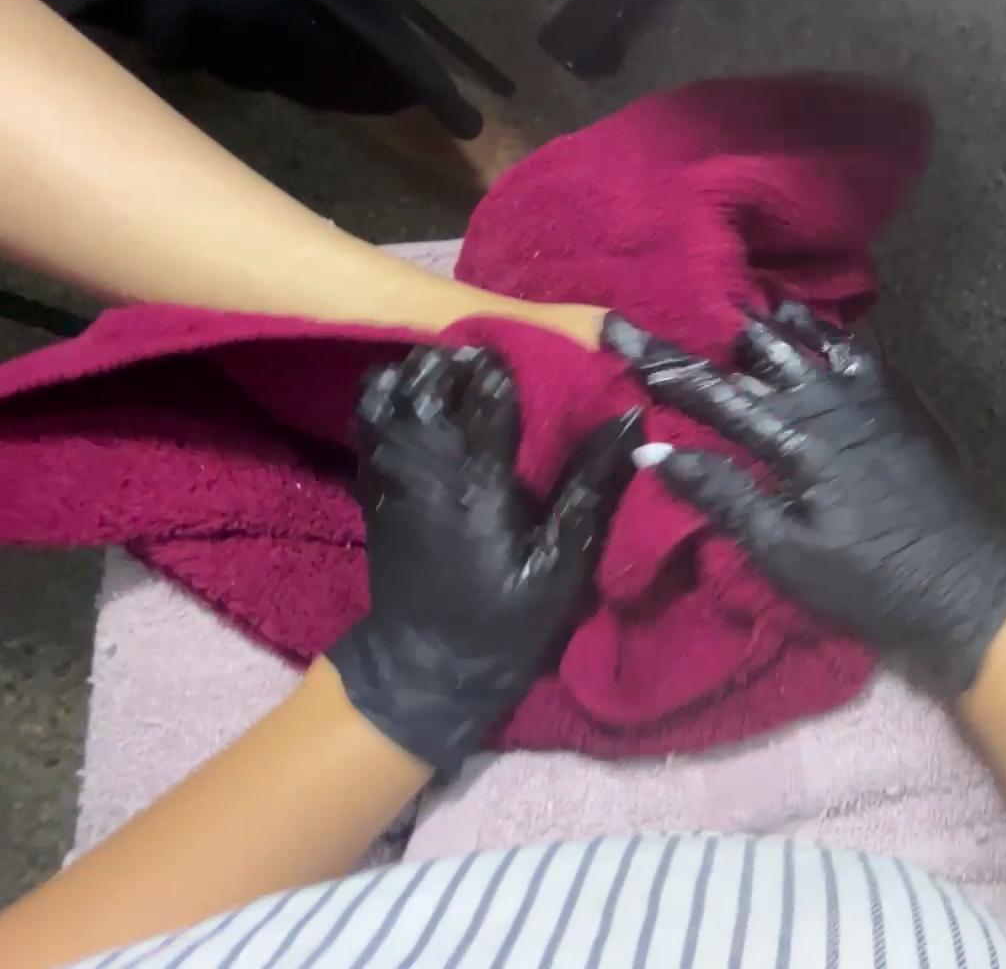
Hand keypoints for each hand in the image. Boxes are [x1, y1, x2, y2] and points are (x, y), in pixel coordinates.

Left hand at [327, 346, 644, 769]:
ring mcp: (391, 476)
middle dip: (463, 357)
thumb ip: (594, 486)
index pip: (488, 400)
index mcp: (477, 484)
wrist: (428, 663)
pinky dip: (390, 392)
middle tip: (500, 349)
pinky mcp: (374, 488)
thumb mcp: (567, 559)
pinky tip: (420, 390)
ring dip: (423, 369)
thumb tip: (630, 421)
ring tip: (460, 363)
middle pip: (430, 384)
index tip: (540, 346)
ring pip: (390, 394)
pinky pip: (369, 420)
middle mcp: (425, 468)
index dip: (512, 366)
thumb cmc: (510, 614)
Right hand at [603, 305, 1005, 695]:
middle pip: (763, 356)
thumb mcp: (785, 553)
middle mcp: (830, 406)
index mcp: (795, 441)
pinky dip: (830, 340)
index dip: (663, 364)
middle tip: (682, 306)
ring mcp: (868, 405)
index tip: (616, 330)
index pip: (714, 394)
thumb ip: (723, 496)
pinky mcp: (894, 415)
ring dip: (776, 327)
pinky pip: (856, 360)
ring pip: (812, 347)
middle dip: (719, 333)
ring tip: (748, 305)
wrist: (963, 585)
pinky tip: (819, 334)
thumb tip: (654, 451)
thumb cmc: (868, 582)